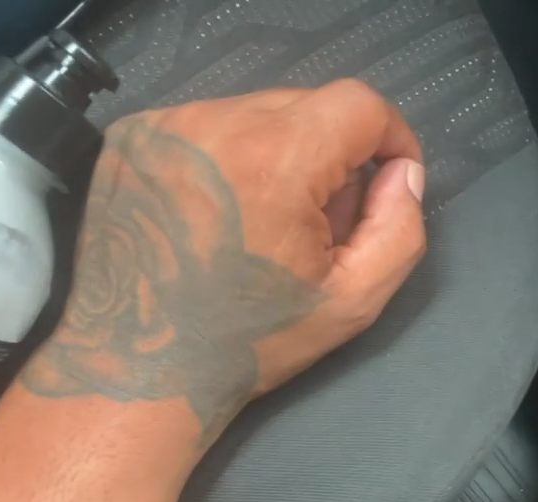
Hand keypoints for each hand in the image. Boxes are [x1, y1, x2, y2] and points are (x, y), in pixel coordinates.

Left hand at [21, 80, 426, 438]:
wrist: (148, 361)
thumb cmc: (258, 338)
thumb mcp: (355, 300)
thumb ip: (399, 231)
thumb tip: (404, 175)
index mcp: (276, 160)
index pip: (359, 104)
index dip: (393, 136)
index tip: (394, 177)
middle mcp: (215, 121)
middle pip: (310, 106)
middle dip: (337, 157)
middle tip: (326, 225)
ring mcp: (166, 124)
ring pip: (260, 114)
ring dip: (287, 157)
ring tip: (271, 225)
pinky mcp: (133, 136)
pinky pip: (212, 126)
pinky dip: (238, 159)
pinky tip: (227, 216)